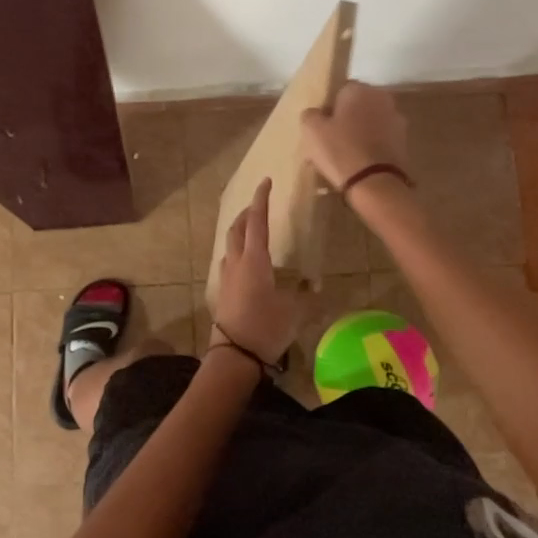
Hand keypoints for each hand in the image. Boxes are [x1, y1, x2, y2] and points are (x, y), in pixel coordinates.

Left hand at [209, 178, 299, 362]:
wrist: (234, 355)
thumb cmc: (266, 328)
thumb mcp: (295, 312)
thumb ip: (306, 296)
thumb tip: (315, 288)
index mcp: (255, 260)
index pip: (258, 221)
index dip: (261, 199)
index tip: (266, 182)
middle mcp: (237, 262)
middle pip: (237, 228)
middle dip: (248, 213)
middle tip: (260, 207)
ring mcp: (226, 277)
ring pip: (230, 245)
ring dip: (240, 232)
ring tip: (253, 232)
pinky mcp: (222, 292)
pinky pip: (229, 262)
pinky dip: (237, 253)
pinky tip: (247, 264)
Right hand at [299, 80, 407, 190]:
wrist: (375, 183)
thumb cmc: (340, 150)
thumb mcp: (312, 131)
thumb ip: (311, 115)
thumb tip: (316, 113)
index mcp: (360, 89)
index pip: (341, 90)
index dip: (330, 107)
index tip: (323, 125)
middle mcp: (382, 98)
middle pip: (359, 105)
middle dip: (348, 117)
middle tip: (333, 139)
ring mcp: (397, 120)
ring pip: (372, 121)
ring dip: (363, 131)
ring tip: (348, 153)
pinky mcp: (405, 141)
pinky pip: (382, 138)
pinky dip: (374, 145)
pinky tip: (362, 162)